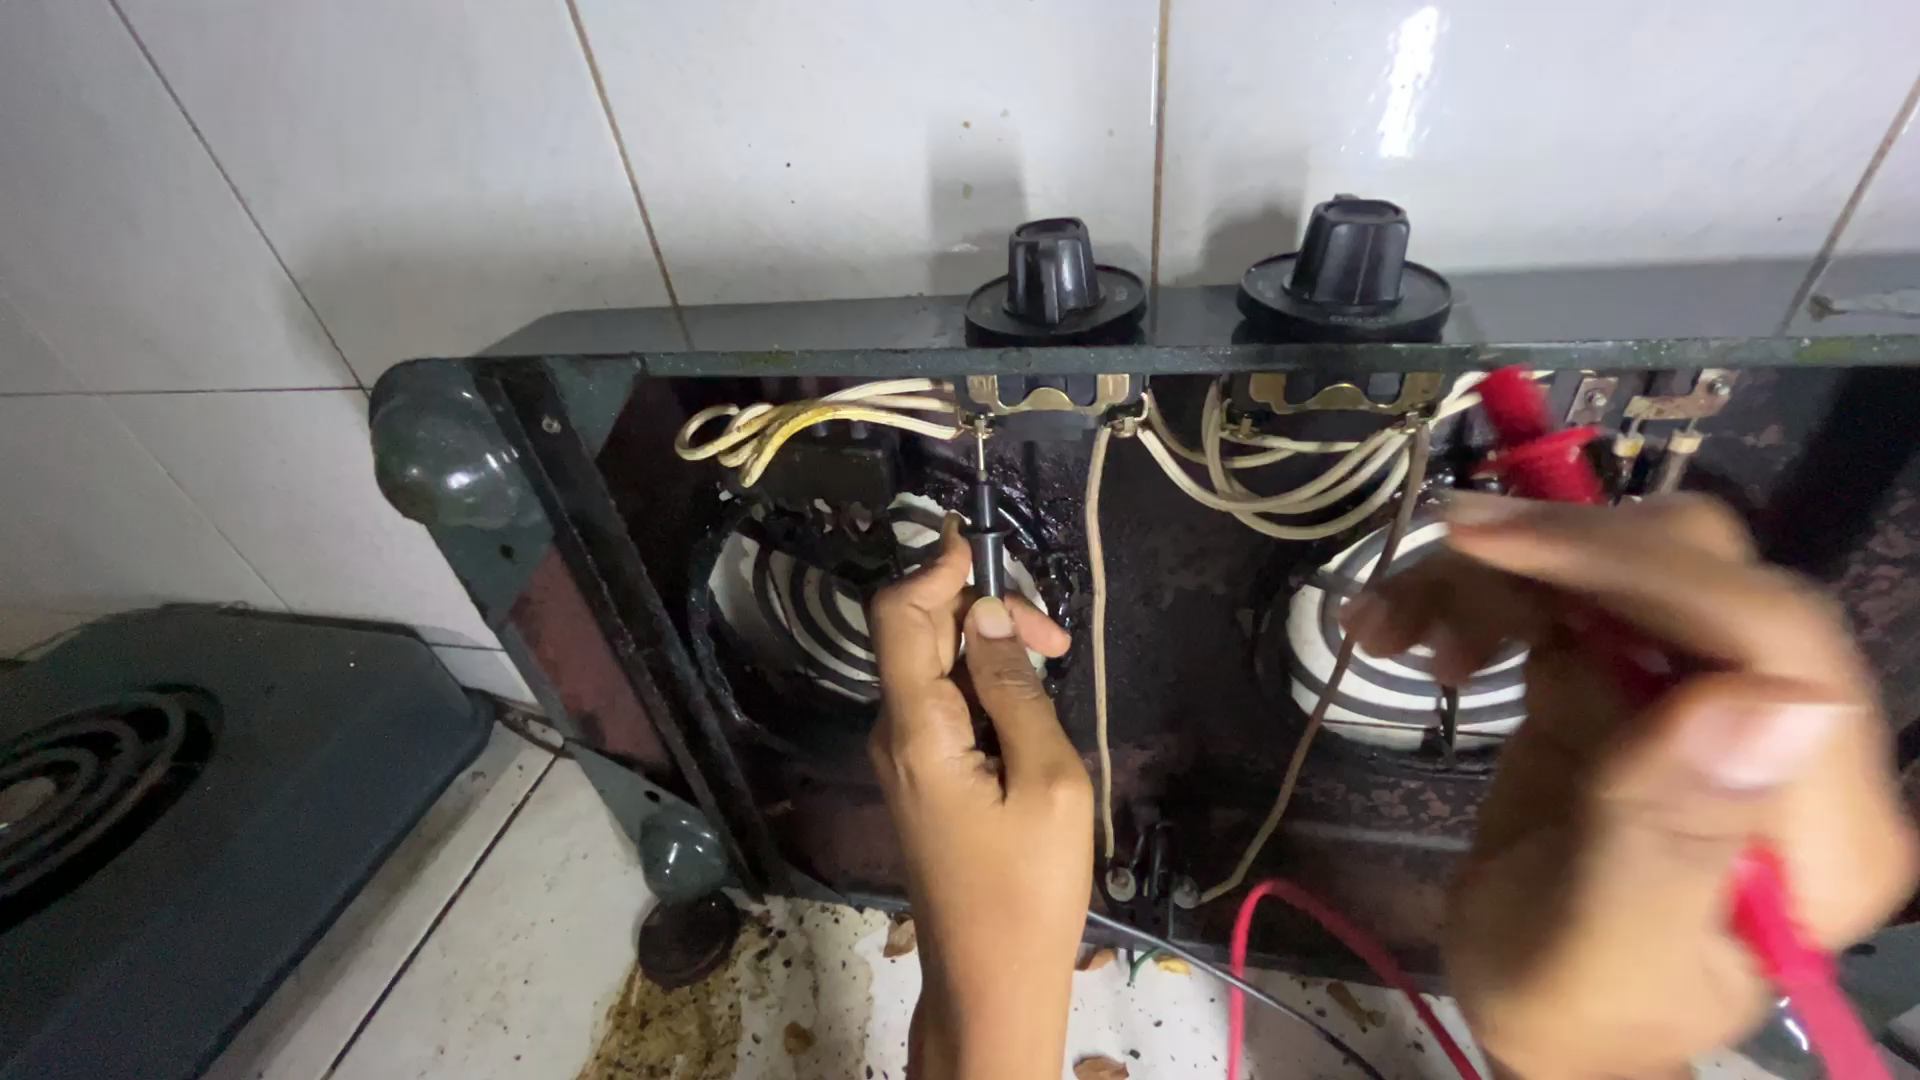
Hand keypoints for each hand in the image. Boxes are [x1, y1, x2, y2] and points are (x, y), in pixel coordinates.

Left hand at [868, 517, 1088, 1079]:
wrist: (991, 981)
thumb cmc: (1029, 887)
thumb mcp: (1047, 780)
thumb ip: (1014, 689)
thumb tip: (985, 614)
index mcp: (916, 727)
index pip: (898, 616)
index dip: (933, 570)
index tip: (980, 548)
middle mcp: (895, 730)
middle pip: (921, 635)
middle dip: (982, 614)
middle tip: (1054, 638)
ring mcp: (904, 754)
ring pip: (937, 668)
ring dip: (989, 651)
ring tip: (1052, 670)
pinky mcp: (922, 774)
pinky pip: (945, 704)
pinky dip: (984, 687)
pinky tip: (1028, 709)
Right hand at [1345, 492, 1917, 1079]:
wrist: (1538, 1009)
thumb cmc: (1570, 1002)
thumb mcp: (1604, 944)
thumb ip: (1674, 834)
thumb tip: (1765, 698)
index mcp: (1808, 808)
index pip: (1757, 629)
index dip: (1626, 561)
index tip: (1480, 541)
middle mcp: (1760, 732)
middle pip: (1681, 568)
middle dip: (1545, 552)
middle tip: (1432, 559)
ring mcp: (1677, 703)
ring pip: (1592, 570)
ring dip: (1476, 579)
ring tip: (1385, 630)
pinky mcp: (1605, 691)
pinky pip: (1539, 605)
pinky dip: (1459, 600)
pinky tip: (1402, 640)